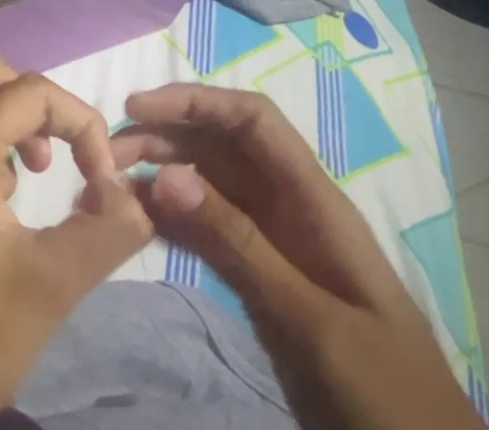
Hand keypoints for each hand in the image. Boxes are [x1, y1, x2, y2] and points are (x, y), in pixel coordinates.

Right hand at [112, 84, 485, 429]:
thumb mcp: (312, 319)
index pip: (252, 121)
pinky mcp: (259, 275)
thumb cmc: (384, 386)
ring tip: (108, 186)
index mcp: (315, 201)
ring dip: (159, 174)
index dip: (195, 102)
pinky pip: (206, 228)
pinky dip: (169, 217)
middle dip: (164, 136)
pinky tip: (135, 220)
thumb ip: (240, 245)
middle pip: (221, 146)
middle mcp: (289, 207)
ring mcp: (273, 241)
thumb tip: (165, 174)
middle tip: (104, 156)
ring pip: (207, 184)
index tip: (135, 108)